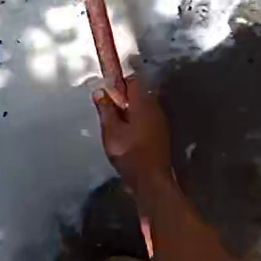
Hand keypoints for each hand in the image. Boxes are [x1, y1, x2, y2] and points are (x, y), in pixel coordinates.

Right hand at [93, 78, 174, 200]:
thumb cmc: (129, 152)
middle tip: (106, 110)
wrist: (151, 180)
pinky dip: (134, 121)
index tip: (105, 91)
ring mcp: (160, 122)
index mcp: (143, 103)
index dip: (118, 82)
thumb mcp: (110, 130)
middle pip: (138, 93)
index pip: (133, 80)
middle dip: (121, 98)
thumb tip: (99, 91)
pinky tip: (124, 134)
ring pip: (142, 107)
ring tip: (113, 124)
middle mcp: (155, 108)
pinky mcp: (160, 134)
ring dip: (128, 110)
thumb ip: (105, 109)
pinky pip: (145, 119)